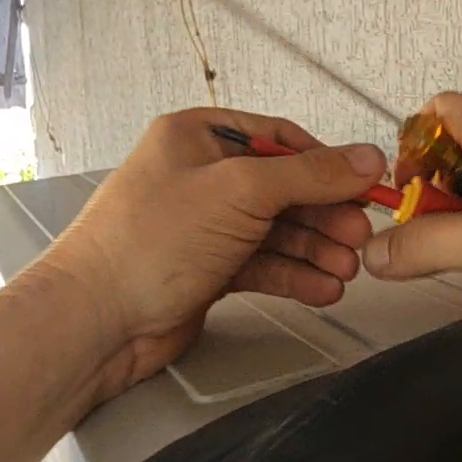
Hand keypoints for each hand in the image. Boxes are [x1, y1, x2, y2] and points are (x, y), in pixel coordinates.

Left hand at [27, 108, 386, 402]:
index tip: (364, 184)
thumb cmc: (146, 243)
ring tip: (347, 270)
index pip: (281, 139)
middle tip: (359, 235)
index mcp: (200, 137)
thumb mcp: (240, 191)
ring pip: (278, 230)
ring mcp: (205, 225)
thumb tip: (367, 158)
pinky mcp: (208, 268)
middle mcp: (202, 176)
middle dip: (325, 215)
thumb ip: (311, 174)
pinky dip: (295, 274)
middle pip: (285, 188)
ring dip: (316, 249)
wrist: (94, 324)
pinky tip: (322, 288)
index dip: (327, 162)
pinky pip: (264, 263)